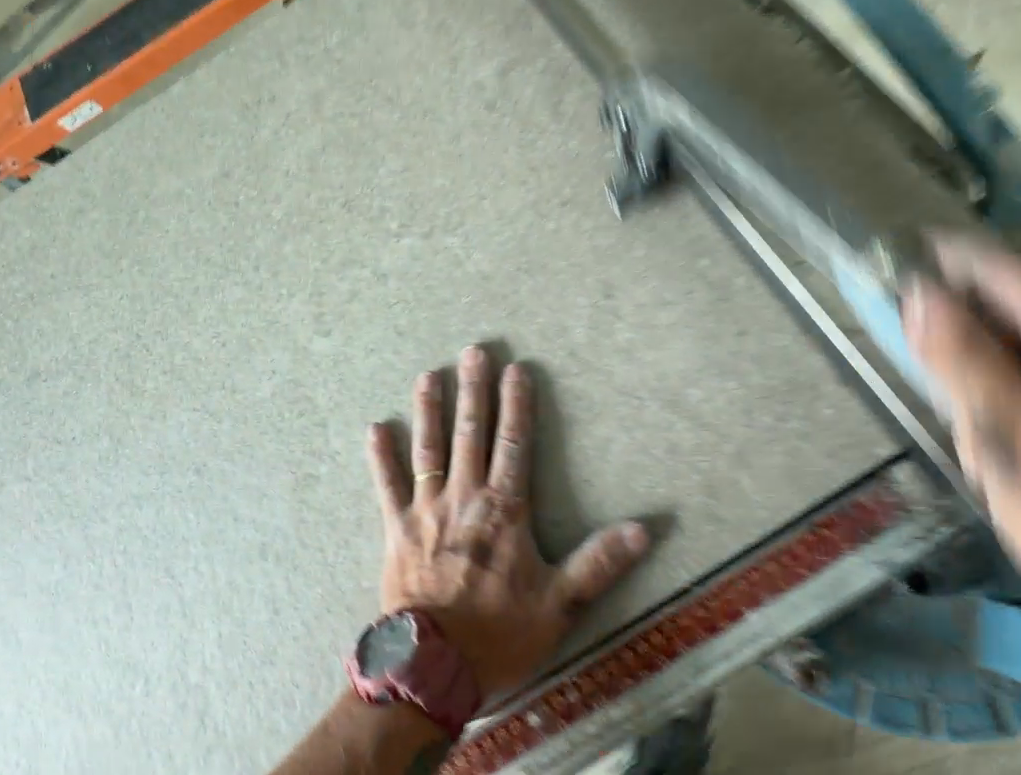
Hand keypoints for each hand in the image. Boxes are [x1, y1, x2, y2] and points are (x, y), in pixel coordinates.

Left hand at [365, 346, 651, 701]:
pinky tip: (375, 428)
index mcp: (504, 510)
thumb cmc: (499, 635)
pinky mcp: (397, 531)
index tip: (516, 369)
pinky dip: (381, 457)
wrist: (432, 669)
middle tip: (473, 352)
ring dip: (429, 410)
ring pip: (429, 449)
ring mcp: (426, 512)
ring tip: (428, 375)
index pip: (515, 444)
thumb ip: (599, 563)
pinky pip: (387, 486)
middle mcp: (465, 499)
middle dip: (474, 391)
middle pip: (471, 434)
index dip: (516, 405)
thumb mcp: (560, 604)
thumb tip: (644, 529)